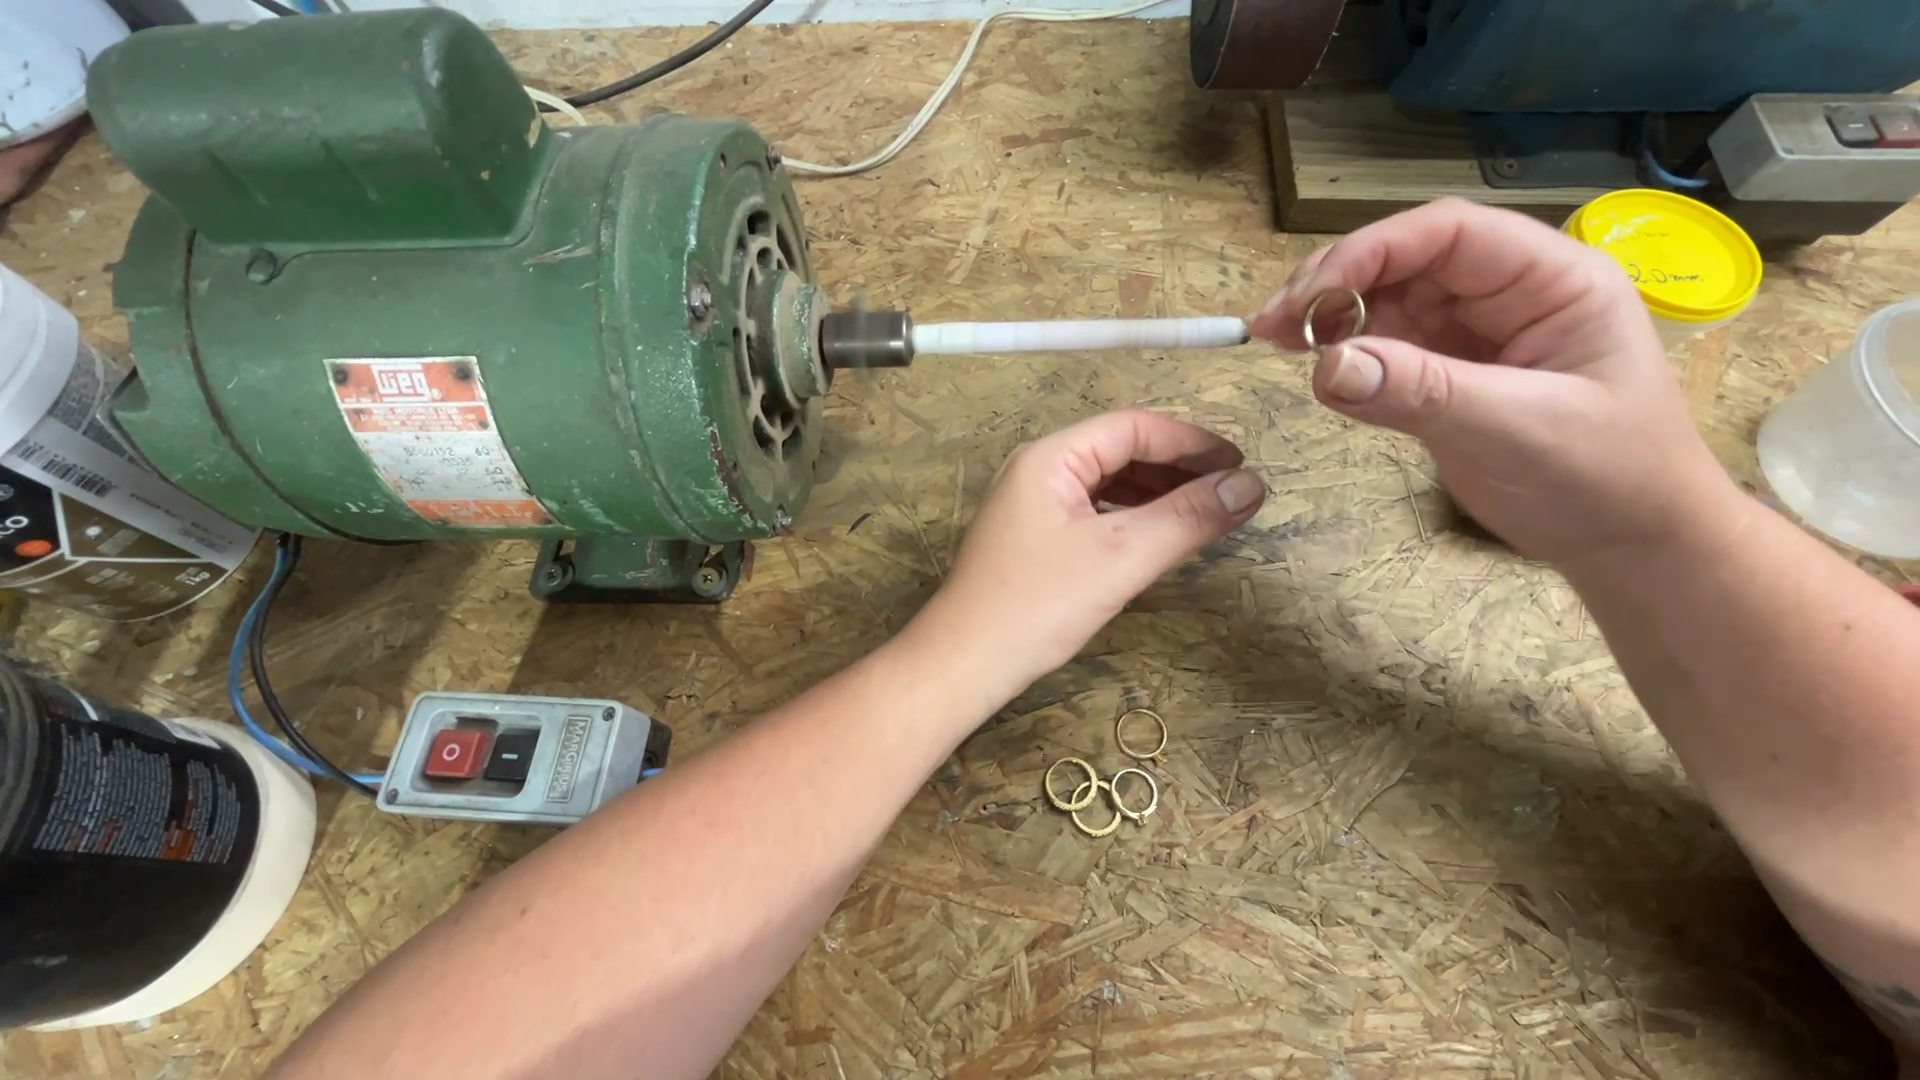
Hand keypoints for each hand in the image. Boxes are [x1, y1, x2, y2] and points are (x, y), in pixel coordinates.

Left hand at [907, 411, 1264, 696]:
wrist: (966, 664)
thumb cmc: (1038, 604)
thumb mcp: (1121, 557)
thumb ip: (1187, 517)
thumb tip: (1250, 484)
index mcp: (1051, 457)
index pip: (1132, 427)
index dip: (1191, 441)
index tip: (1240, 464)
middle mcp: (1037, 470)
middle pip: (1119, 451)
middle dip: (1177, 468)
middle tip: (1230, 491)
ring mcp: (1031, 506)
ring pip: (1107, 484)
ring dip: (1157, 494)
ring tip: (1206, 513)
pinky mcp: (1033, 539)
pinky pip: (1093, 513)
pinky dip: (1131, 519)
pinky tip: (1159, 537)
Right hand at [1248, 198, 1743, 566]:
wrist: (1625, 541)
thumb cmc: (1603, 478)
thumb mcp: (1517, 430)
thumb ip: (1423, 393)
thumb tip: (1325, 368)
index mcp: (1550, 280)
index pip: (1449, 235)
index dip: (1372, 252)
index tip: (1305, 297)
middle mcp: (1504, 295)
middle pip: (1405, 261)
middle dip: (1334, 283)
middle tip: (1272, 325)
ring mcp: (1469, 335)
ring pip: (1384, 302)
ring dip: (1327, 317)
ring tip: (1275, 342)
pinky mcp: (1442, 374)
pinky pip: (1382, 348)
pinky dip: (1341, 354)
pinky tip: (1311, 365)